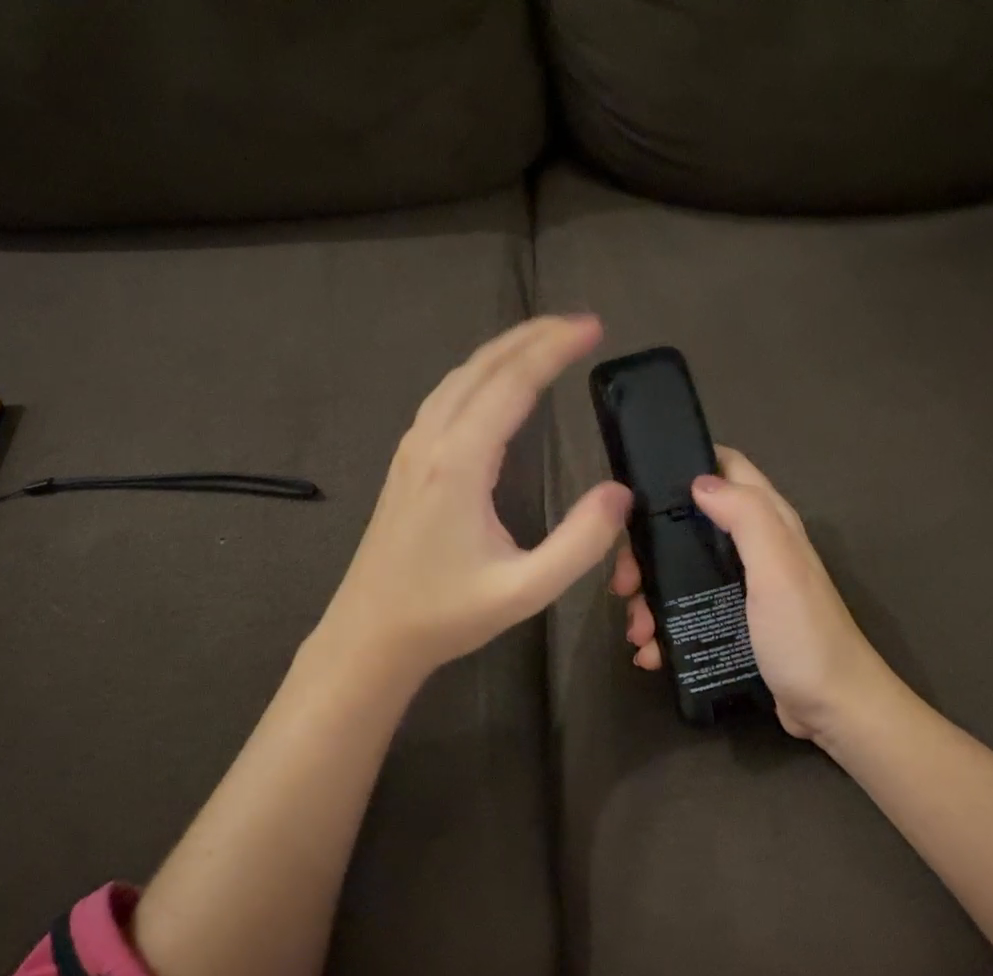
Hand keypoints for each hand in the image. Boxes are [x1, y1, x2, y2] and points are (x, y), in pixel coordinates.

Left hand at [321, 316, 631, 678]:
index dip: (554, 349)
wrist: (370, 635)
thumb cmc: (446, 614)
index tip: (594, 327)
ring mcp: (413, 448)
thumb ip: (580, 542)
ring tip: (547, 340)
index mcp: (460, 462)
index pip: (512, 384)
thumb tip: (622, 494)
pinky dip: (481, 374)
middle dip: (533, 336)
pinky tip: (497, 383)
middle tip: (582, 324)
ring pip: (460, 377)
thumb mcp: (525, 589)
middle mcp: (432, 441)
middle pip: (483, 367)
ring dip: (505, 351)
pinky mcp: (407, 462)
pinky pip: (446, 396)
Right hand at [612, 446, 894, 739]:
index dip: (687, 464)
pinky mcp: (735, 625)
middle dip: (649, 549)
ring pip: (683, 573)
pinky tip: (651, 651)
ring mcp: (744, 589)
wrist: (833, 707)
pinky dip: (666, 628)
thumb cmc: (804, 635)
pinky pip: (690, 614)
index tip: (639, 488)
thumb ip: (746, 517)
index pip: (729, 468)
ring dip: (652, 595)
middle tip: (623, 582)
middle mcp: (755, 548)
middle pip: (690, 526)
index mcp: (770, 523)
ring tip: (635, 629)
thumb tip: (699, 481)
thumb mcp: (777, 568)